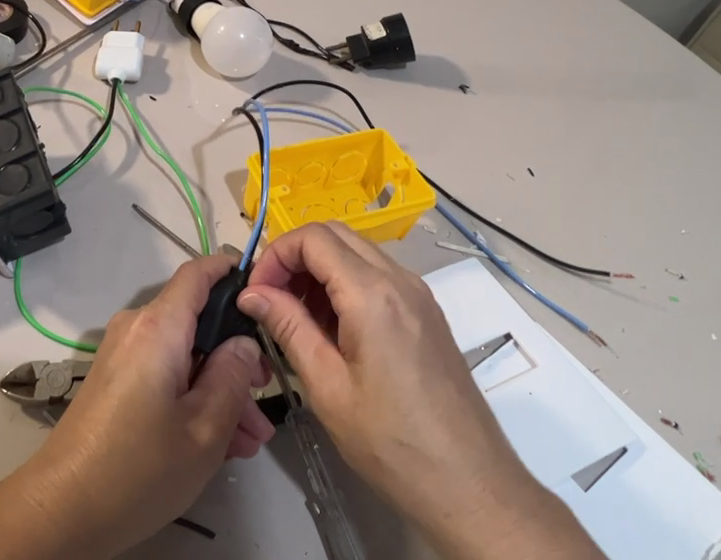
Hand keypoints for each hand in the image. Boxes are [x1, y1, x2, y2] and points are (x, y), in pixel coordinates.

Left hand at [0, 253, 273, 559]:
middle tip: (266, 398)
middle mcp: (136, 329)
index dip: (232, 273)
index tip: (266, 294)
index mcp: (157, 327)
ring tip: (251, 438)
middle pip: (196, 321)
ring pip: (185, 355)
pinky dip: (193, 397)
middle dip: (236, 357)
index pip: (197, 274)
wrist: (64, 508)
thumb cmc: (139, 468)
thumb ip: (232, 377)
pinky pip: (165, 373)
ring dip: (219, 388)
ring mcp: (123, 355)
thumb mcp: (205, 428)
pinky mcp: (116, 381)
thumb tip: (243, 344)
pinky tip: (222, 442)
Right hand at [237, 223, 602, 559]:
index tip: (256, 294)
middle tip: (270, 299)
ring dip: (319, 269)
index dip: (275, 256)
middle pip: (335, 235)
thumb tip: (251, 294)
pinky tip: (331, 330)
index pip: (312, 238)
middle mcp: (400, 280)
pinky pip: (377, 276)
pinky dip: (345, 284)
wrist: (470, 484)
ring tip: (295, 318)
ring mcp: (419, 296)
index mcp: (372, 294)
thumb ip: (288, 327)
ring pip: (356, 252)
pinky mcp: (427, 314)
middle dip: (294, 257)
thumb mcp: (326, 386)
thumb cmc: (391, 442)